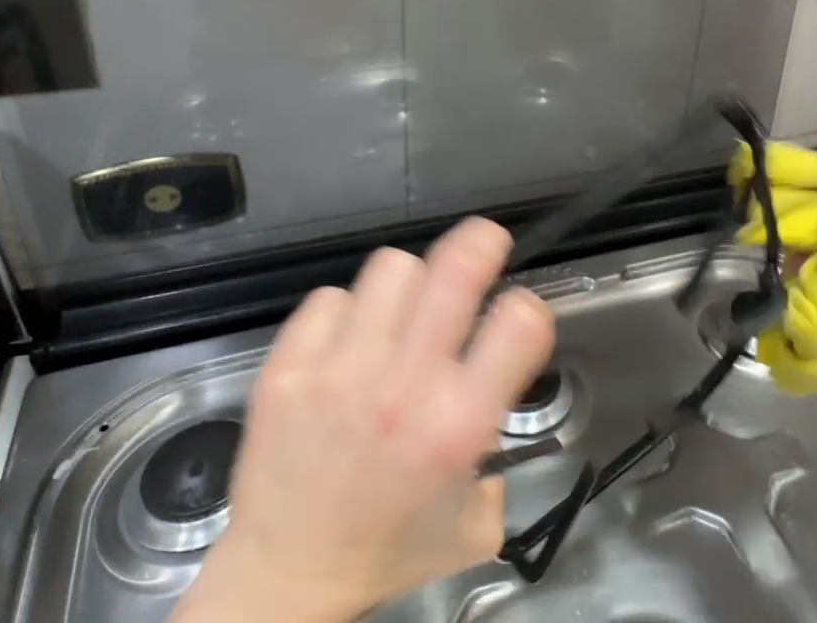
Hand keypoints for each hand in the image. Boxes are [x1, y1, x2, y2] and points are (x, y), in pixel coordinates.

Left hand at [174, 218, 554, 622]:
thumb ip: (500, 458)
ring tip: (402, 311)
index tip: (519, 310)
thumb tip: (496, 396)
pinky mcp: (286, 368)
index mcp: (460, 423)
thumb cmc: (389, 548)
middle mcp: (404, 386)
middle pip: (456, 268)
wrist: (287, 576)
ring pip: (393, 268)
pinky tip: (345, 344)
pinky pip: (330, 298)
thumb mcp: (474, 520)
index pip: (521, 322)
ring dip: (409, 283)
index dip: (529, 305)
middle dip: (481, 242)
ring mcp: (339, 370)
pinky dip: (345, 313)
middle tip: (485, 241)